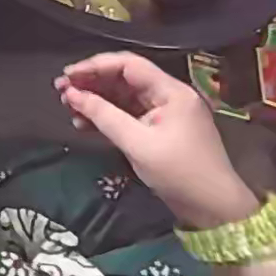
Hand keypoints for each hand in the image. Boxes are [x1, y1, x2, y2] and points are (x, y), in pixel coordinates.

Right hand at [55, 52, 258, 228]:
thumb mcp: (137, 143)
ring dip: (94, 100)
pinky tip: (83, 123)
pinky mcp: (157, 130)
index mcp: (171, 92)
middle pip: (123, 78)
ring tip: (68, 107)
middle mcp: (167, 96)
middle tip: (61, 91)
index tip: (68, 75)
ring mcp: (163, 113)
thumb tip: (72, 94)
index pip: (128, 65)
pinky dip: (105, 116)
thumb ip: (103, 115)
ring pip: (121, 96)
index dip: (95, 66)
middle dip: (91, 82)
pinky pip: (126, 114)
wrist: (215, 211)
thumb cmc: (180, 173)